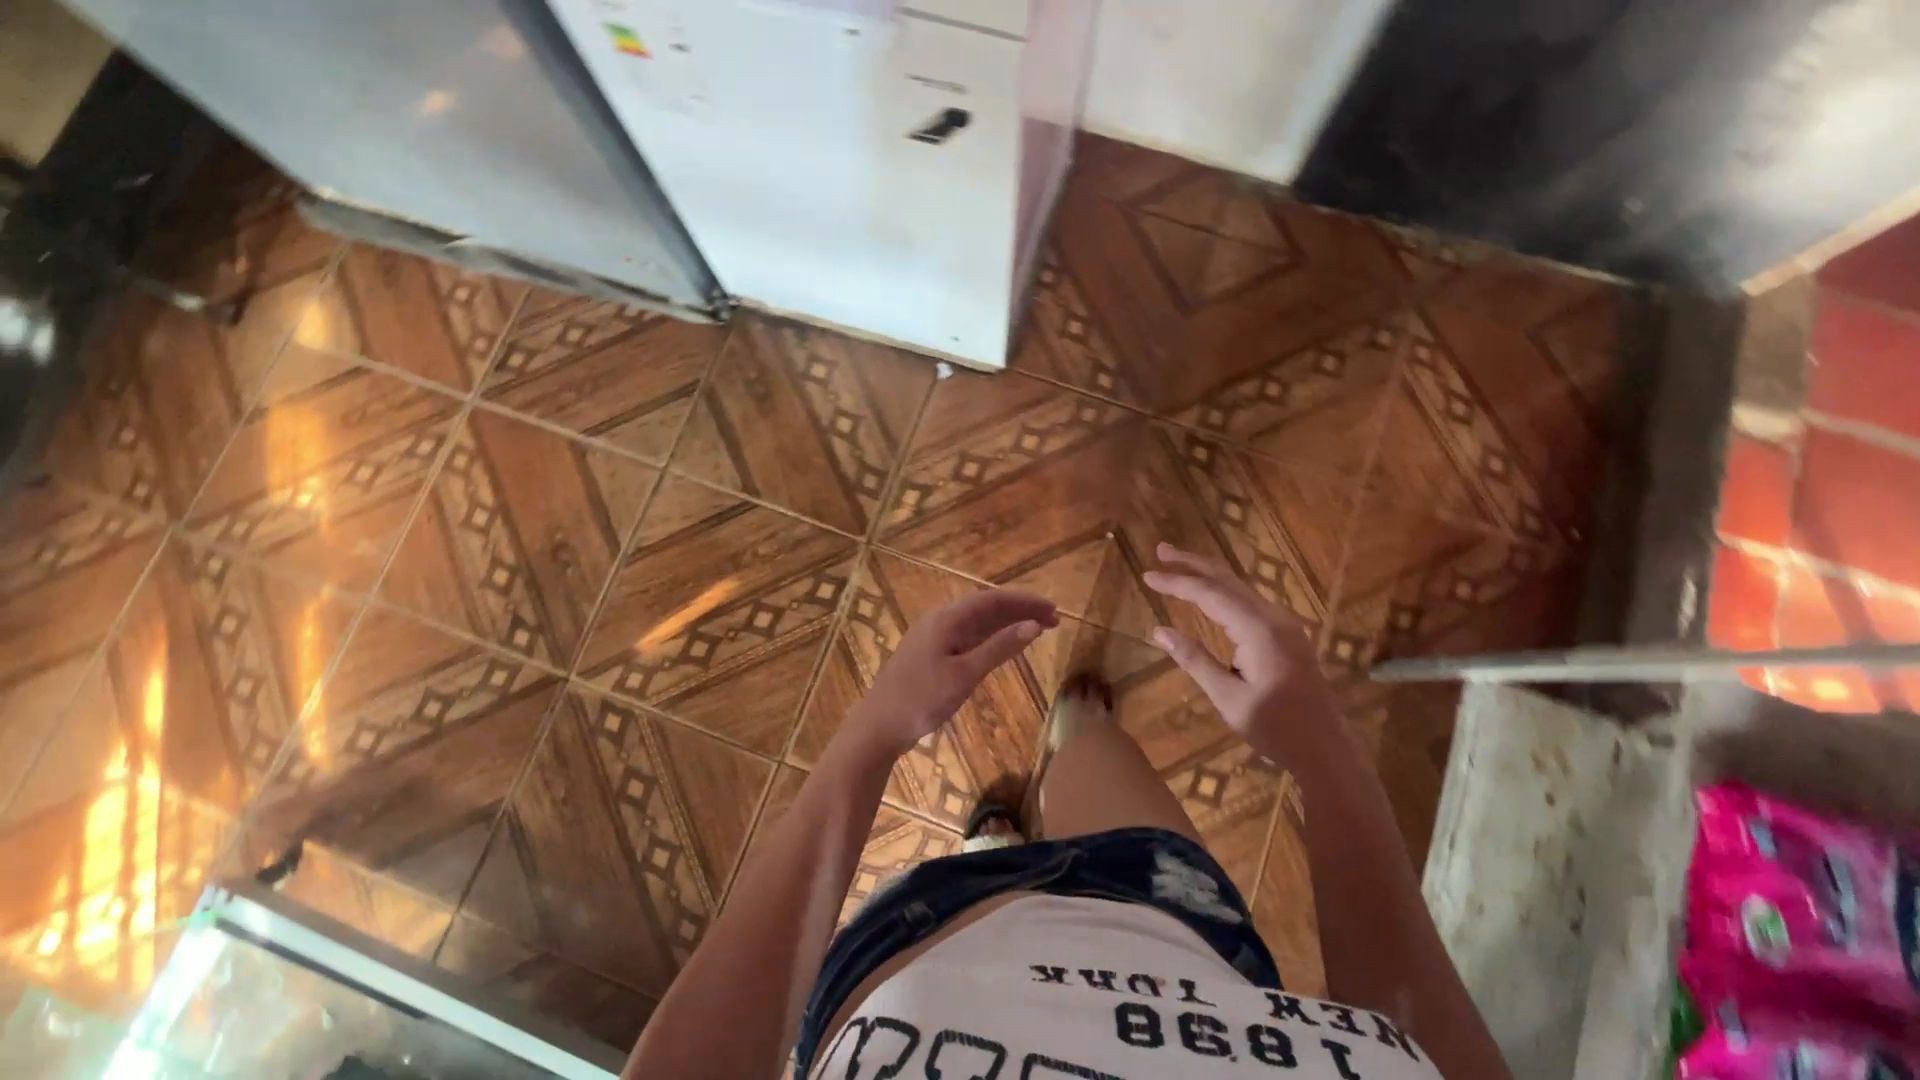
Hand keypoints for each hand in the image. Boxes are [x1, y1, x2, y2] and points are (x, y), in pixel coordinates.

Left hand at [849, 589, 1059, 758]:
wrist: (878, 726)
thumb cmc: (921, 700)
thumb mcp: (965, 675)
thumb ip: (999, 648)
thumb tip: (1033, 626)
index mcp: (946, 619)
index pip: (992, 600)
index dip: (1024, 602)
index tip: (1054, 609)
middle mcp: (939, 621)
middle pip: (985, 608)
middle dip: (1019, 611)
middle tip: (1053, 621)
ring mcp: (933, 638)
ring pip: (977, 623)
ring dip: (1006, 625)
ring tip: (1036, 631)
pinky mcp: (931, 655)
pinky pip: (967, 637)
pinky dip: (990, 639)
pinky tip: (1004, 648)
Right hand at [1142, 543, 1336, 751]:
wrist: (1326, 749)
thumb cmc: (1275, 728)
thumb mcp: (1228, 698)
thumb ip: (1195, 660)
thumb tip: (1160, 631)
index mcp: (1260, 631)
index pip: (1210, 594)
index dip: (1177, 583)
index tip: (1147, 576)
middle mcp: (1275, 618)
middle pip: (1229, 580)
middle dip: (1193, 564)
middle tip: (1161, 550)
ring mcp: (1286, 625)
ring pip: (1241, 589)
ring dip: (1209, 576)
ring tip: (1179, 566)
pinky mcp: (1288, 635)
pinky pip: (1251, 603)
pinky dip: (1224, 592)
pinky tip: (1210, 595)